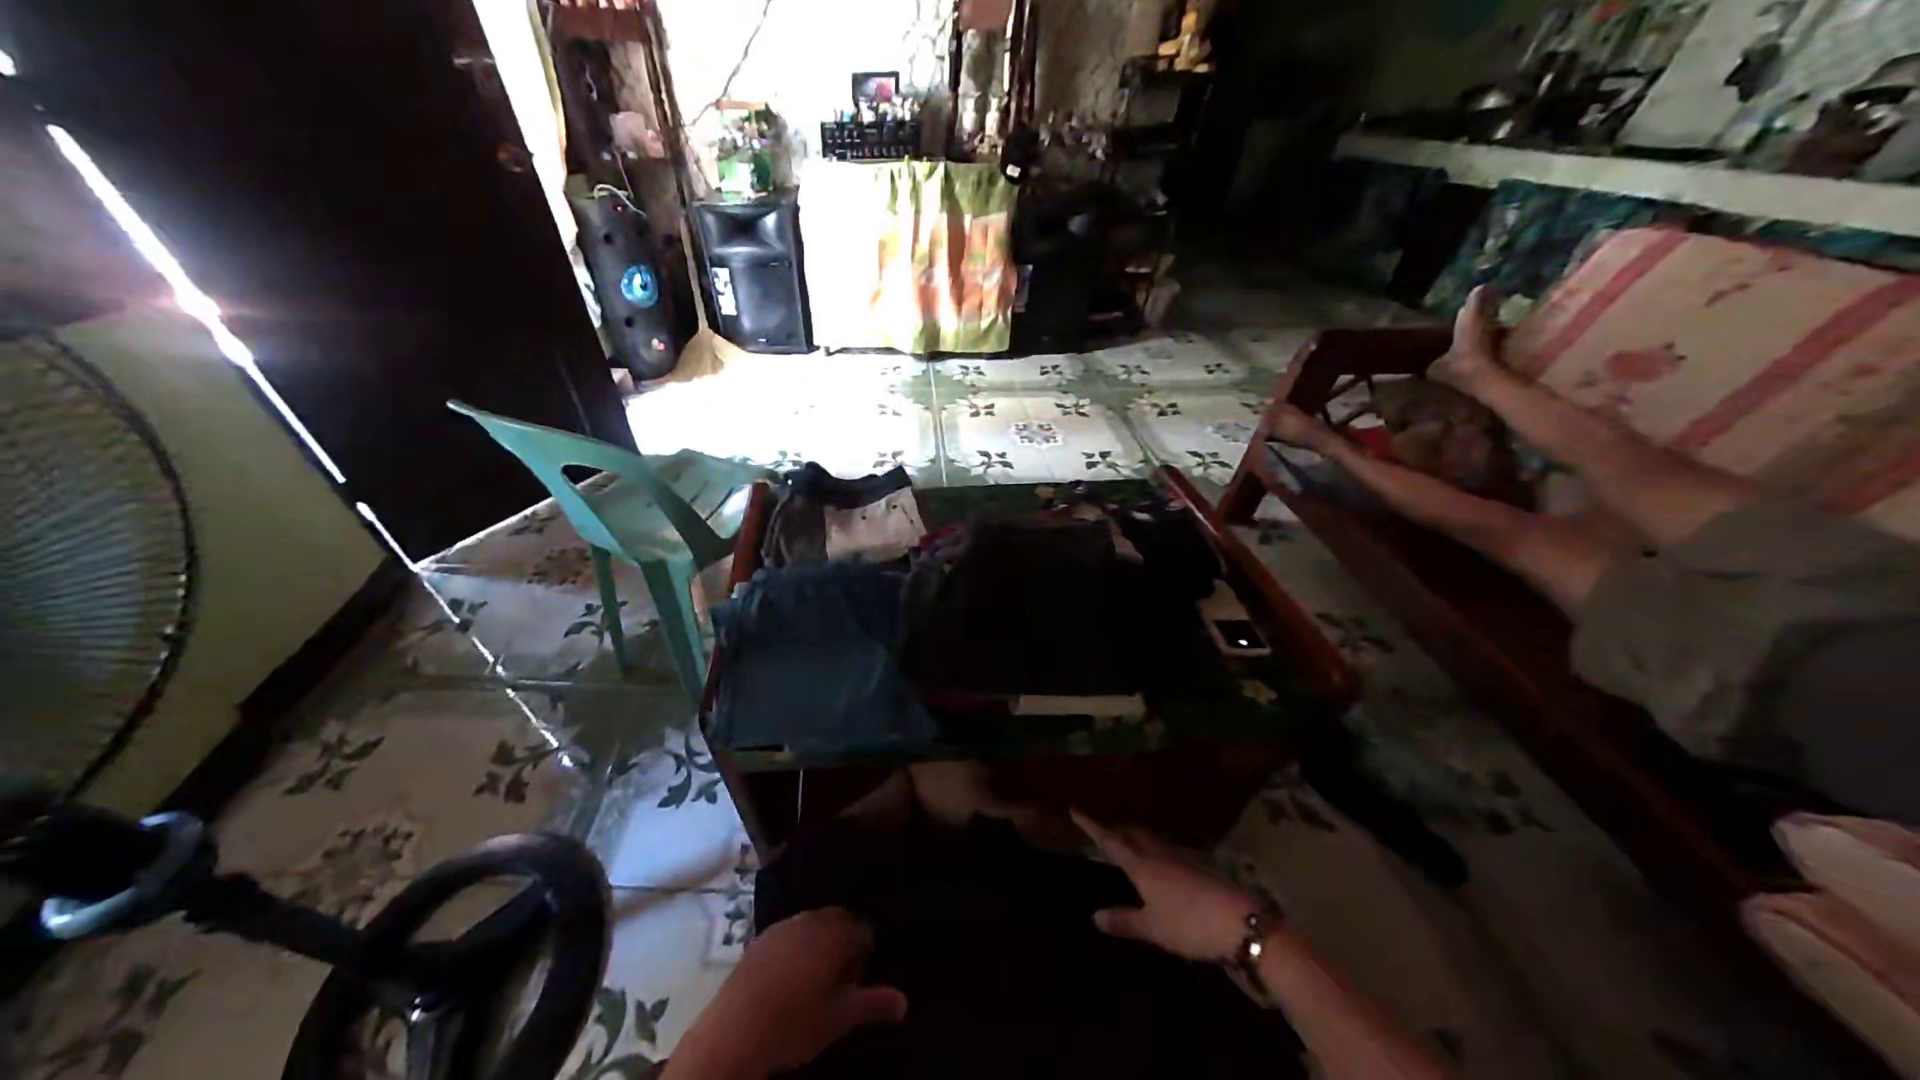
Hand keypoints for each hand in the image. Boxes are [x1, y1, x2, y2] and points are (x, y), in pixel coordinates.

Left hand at [665, 907, 907, 1079]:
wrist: (733, 1033)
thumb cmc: (793, 1024)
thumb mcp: (839, 1019)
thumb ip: (873, 1004)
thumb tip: (905, 1001)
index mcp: (834, 934)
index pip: (863, 929)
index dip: (864, 953)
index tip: (858, 979)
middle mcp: (810, 921)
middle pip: (838, 920)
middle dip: (843, 942)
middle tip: (839, 980)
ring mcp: (782, 927)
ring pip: (812, 925)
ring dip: (819, 943)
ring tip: (814, 980)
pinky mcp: (759, 939)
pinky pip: (789, 933)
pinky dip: (796, 948)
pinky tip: (788, 978)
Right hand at [1073, 808, 1260, 961]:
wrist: (1241, 923)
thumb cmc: (1189, 924)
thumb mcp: (1153, 928)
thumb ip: (1124, 921)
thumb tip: (1095, 916)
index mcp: (1143, 865)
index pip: (1111, 841)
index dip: (1092, 826)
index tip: (1075, 809)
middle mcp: (1160, 854)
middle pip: (1133, 834)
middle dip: (1117, 830)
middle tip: (1102, 830)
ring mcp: (1183, 858)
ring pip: (1152, 840)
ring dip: (1136, 838)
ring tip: (1128, 843)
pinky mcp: (1199, 867)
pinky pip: (1168, 850)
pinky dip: (1155, 850)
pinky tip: (1160, 864)